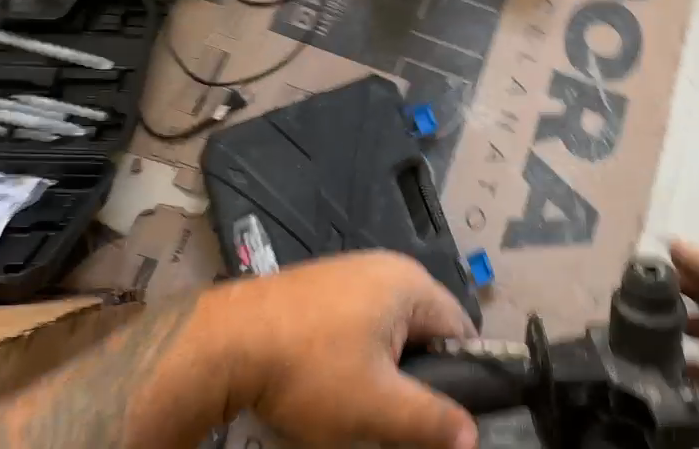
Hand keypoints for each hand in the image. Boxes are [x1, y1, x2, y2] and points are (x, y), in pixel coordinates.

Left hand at [175, 252, 480, 448]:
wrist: (225, 343)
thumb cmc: (310, 370)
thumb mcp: (375, 406)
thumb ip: (430, 421)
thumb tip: (473, 436)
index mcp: (410, 283)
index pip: (459, 328)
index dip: (460, 373)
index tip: (440, 412)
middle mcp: (386, 267)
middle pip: (422, 328)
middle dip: (414, 372)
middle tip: (392, 411)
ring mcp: (349, 271)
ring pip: (387, 328)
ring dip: (381, 366)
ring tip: (358, 400)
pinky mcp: (319, 285)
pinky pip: (356, 320)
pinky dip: (353, 352)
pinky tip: (329, 378)